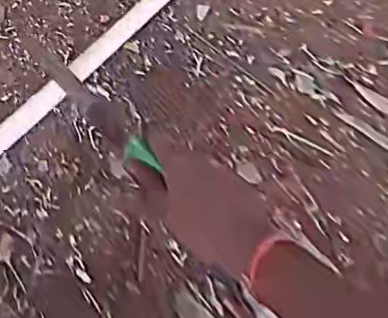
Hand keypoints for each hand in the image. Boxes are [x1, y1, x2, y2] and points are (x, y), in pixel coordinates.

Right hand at [125, 135, 276, 276]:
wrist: (255, 249)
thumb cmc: (201, 228)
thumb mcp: (164, 210)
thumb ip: (147, 184)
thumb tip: (133, 165)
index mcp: (176, 158)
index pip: (153, 139)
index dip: (145, 150)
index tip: (141, 167)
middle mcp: (200, 157)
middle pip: (178, 155)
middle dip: (170, 170)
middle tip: (165, 194)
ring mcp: (224, 171)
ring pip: (200, 170)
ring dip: (192, 183)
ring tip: (191, 210)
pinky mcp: (243, 188)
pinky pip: (220, 184)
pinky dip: (213, 194)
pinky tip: (214, 216)